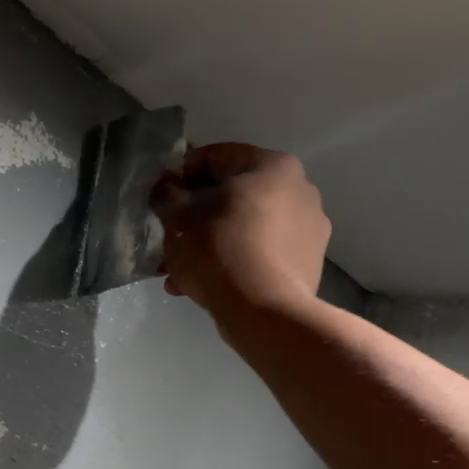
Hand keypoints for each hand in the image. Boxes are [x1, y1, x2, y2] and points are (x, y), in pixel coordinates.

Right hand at [151, 143, 331, 316]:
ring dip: (206, 244)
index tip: (159, 197)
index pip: (216, 157)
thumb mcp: (177, 216)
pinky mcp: (305, 264)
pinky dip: (229, 263)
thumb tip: (163, 185)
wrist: (263, 311)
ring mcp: (308, 229)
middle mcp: (300, 190)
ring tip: (175, 271)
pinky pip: (258, 253)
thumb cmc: (219, 249)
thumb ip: (165, 192)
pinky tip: (198, 285)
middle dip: (193, 217)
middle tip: (166, 238)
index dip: (180, 174)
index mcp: (273, 166)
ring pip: (242, 228)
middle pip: (230, 196)